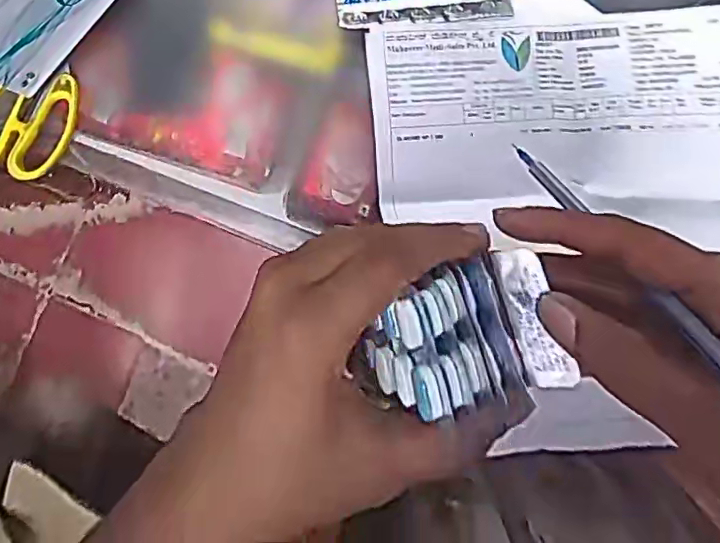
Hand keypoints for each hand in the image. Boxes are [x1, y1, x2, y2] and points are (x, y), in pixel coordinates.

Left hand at [93, 223, 516, 542]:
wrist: (216, 481)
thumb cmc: (289, 472)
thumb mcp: (379, 463)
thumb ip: (450, 435)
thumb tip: (503, 407)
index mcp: (310, 323)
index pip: (383, 260)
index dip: (435, 244)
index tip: (475, 240)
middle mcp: (285, 287)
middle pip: (363, 238)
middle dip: (417, 237)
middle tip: (463, 248)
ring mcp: (270, 283)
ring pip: (341, 238)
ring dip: (389, 242)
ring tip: (434, 258)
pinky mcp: (266, 289)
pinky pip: (323, 251)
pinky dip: (362, 253)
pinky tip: (388, 275)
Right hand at [495, 207, 719, 542]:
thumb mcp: (714, 420)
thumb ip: (628, 360)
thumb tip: (551, 306)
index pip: (635, 243)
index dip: (567, 227)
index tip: (512, 221)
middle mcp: (713, 301)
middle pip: (620, 266)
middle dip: (560, 260)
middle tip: (500, 261)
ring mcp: (699, 335)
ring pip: (617, 299)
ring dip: (567, 295)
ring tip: (512, 292)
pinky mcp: (687, 369)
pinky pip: (624, 335)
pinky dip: (585, 332)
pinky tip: (551, 333)